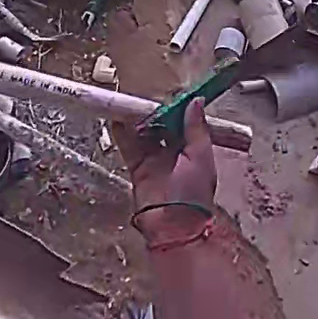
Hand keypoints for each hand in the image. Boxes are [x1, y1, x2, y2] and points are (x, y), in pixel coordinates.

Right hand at [114, 98, 217, 236]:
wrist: (172, 227)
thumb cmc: (192, 192)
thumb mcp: (200, 156)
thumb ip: (196, 128)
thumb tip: (197, 100)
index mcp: (193, 148)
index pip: (183, 122)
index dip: (176, 108)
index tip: (168, 90)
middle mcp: (174, 152)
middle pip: (162, 126)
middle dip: (154, 111)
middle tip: (145, 92)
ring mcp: (155, 160)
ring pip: (144, 134)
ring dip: (138, 119)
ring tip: (129, 101)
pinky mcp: (138, 169)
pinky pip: (130, 147)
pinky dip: (123, 134)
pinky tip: (117, 120)